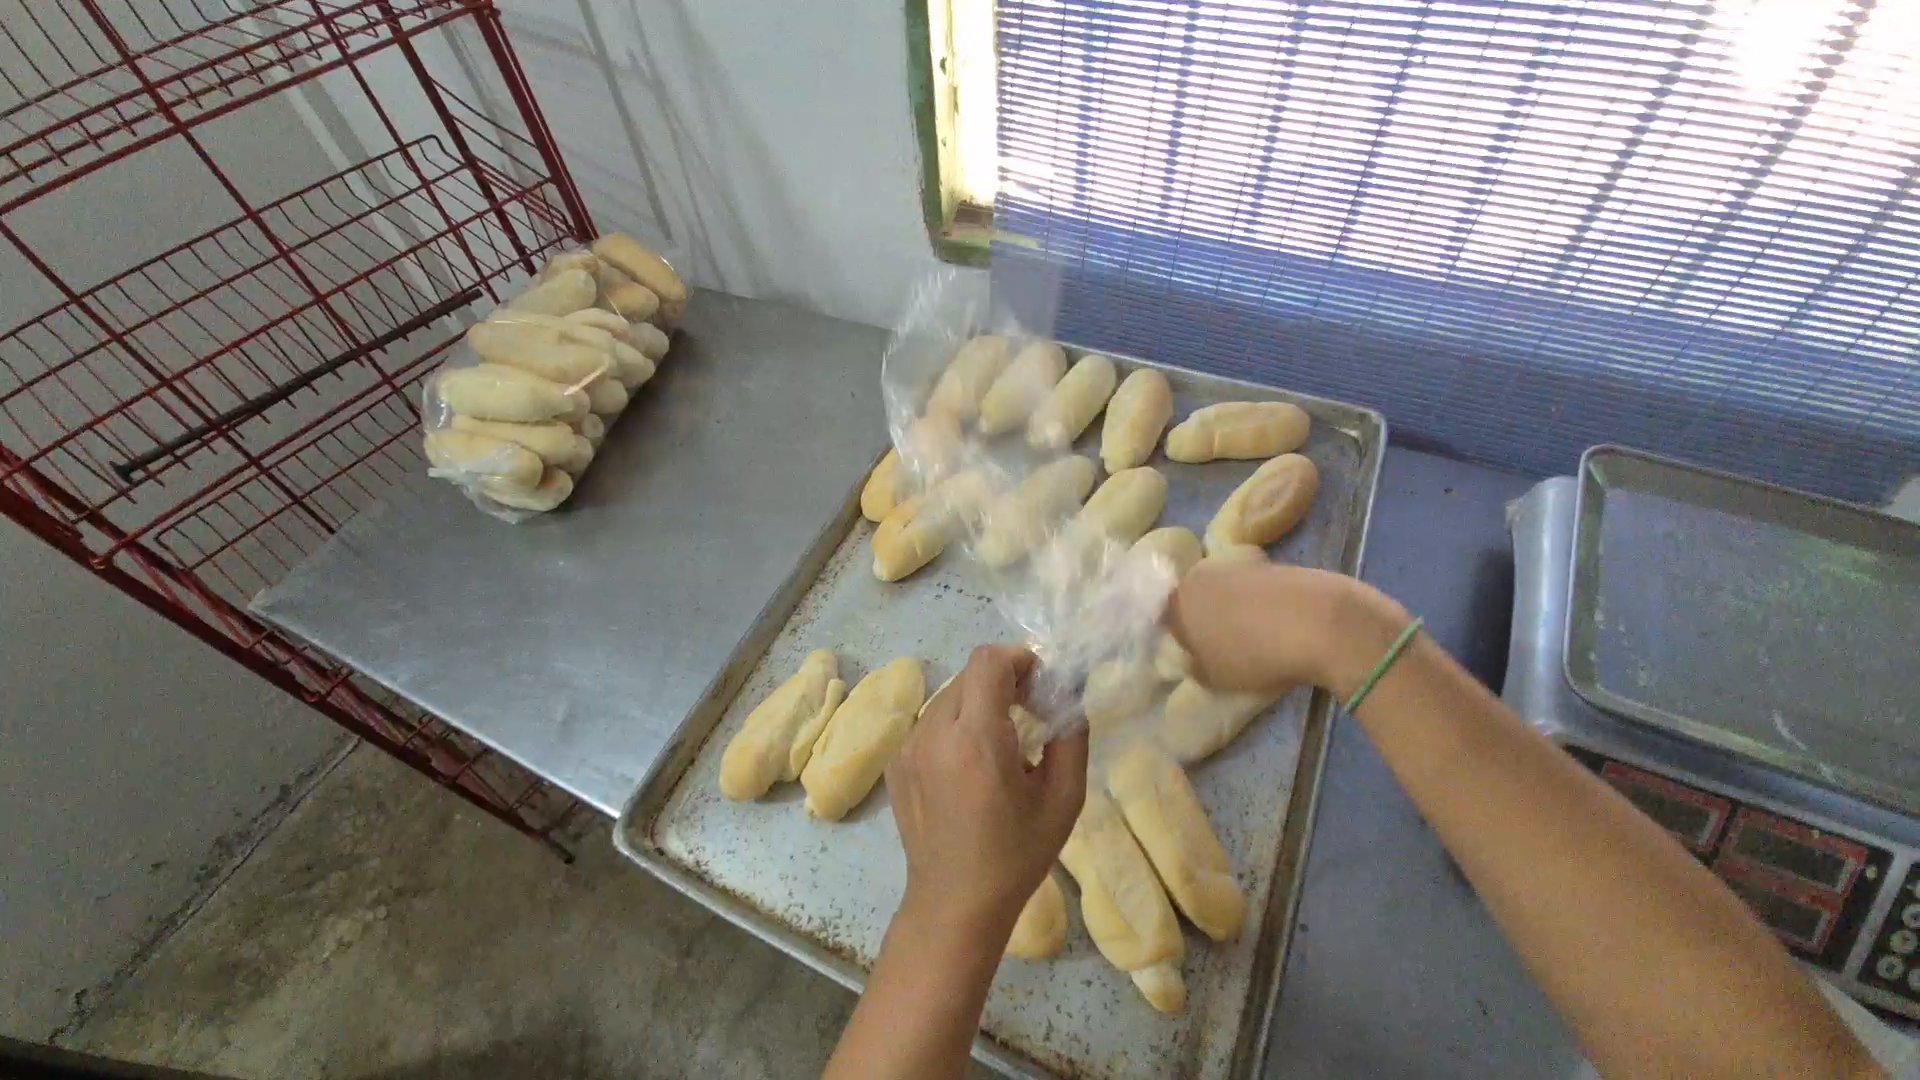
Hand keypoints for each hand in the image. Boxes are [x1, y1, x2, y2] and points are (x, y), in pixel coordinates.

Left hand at [886, 645, 1088, 936]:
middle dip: (1003, 681)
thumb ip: (1071, 736)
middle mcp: (932, 733)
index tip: (1041, 686)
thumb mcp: (1063, 799)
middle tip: (1030, 712)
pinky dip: (956, 726)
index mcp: (975, 739)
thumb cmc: (1016, 855)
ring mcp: (907, 747)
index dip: (1019, 659)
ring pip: (949, 696)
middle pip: (969, 675)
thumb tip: (1069, 694)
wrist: (954, 904)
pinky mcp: (895, 763)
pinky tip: (971, 767)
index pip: (988, 661)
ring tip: (1001, 743)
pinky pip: (931, 723)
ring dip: (979, 703)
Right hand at [1164, 563, 1408, 698]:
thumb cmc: (1255, 654)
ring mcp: (1241, 566)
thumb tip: (1195, 657)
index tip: (1193, 654)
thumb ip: (1196, 666)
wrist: (1323, 622)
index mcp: (1179, 599)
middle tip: (1221, 646)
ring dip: (1235, 610)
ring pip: (1228, 592)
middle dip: (1204, 618)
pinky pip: (1258, 590)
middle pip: (1196, 598)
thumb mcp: (1215, 678)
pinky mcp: (1275, 566)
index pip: (1164, 617)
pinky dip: (1263, 606)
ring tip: (1256, 638)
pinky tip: (1280, 627)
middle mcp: (1204, 574)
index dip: (1178, 636)